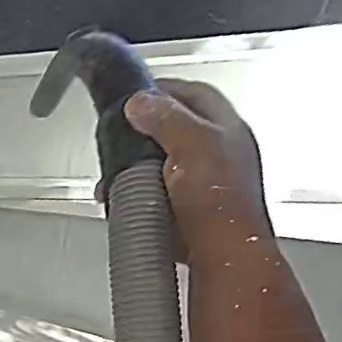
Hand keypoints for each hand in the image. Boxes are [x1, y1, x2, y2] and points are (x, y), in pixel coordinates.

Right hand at [124, 78, 273, 266]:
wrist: (219, 251)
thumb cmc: (218, 202)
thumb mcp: (193, 146)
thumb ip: (167, 120)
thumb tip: (141, 101)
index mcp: (225, 130)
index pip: (193, 94)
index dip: (163, 89)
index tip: (134, 93)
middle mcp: (216, 151)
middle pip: (173, 127)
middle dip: (141, 131)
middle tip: (119, 135)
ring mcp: (199, 179)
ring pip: (159, 159)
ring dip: (133, 165)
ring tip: (116, 174)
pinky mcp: (182, 204)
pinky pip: (152, 188)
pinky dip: (134, 190)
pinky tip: (124, 197)